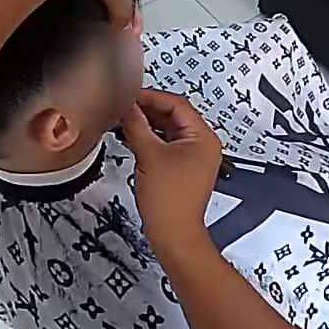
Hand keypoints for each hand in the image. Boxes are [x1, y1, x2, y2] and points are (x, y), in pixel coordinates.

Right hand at [120, 89, 222, 252]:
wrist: (174, 232)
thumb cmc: (171, 201)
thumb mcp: (149, 155)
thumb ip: (136, 126)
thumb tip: (127, 107)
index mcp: (204, 137)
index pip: (177, 104)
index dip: (151, 97)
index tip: (130, 96)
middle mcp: (203, 145)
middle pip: (173, 115)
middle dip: (147, 110)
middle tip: (124, 107)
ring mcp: (194, 157)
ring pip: (168, 130)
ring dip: (147, 124)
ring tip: (124, 121)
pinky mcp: (183, 168)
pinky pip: (166, 144)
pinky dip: (150, 139)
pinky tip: (132, 137)